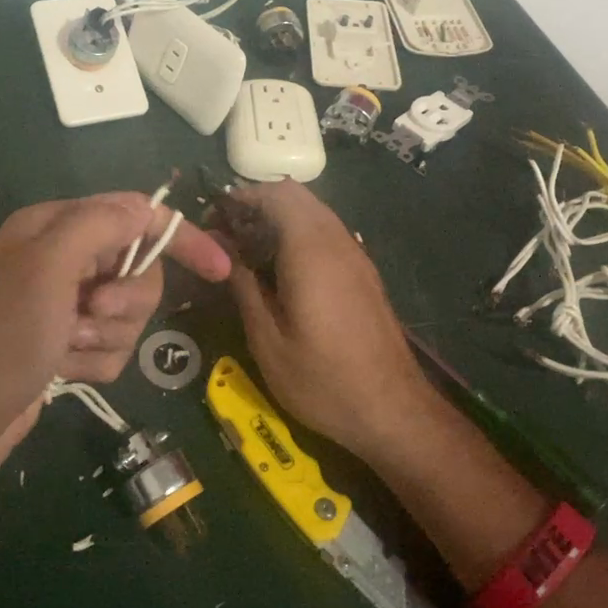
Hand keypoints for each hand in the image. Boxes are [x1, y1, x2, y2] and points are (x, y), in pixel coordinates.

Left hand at [0, 192, 229, 483]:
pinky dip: (95, 362)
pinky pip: (113, 347)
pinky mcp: (66, 344)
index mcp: (55, 226)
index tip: (219, 270)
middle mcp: (62, 258)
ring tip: (68, 347)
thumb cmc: (3, 335)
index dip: (179, 236)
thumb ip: (100, 225)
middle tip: (91, 313)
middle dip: (126, 300)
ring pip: (130, 313)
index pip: (135, 214)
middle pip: (139, 269)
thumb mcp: (49, 266)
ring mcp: (64, 304)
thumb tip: (144, 207)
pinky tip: (64, 370)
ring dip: (107, 336)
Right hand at [223, 181, 434, 463]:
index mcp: (311, 252)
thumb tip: (220, 246)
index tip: (212, 219)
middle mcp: (337, 243)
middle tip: (227, 232)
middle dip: (258, 203)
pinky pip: (327, 233)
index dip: (240, 197)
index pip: (276, 195)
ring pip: (314, 212)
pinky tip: (280, 269)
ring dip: (279, 217)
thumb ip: (243, 285)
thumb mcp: (267, 341)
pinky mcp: (364, 273)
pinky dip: (299, 233)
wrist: (394, 412)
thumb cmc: (323, 381)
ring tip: (247, 250)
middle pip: (296, 196)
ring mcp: (356, 256)